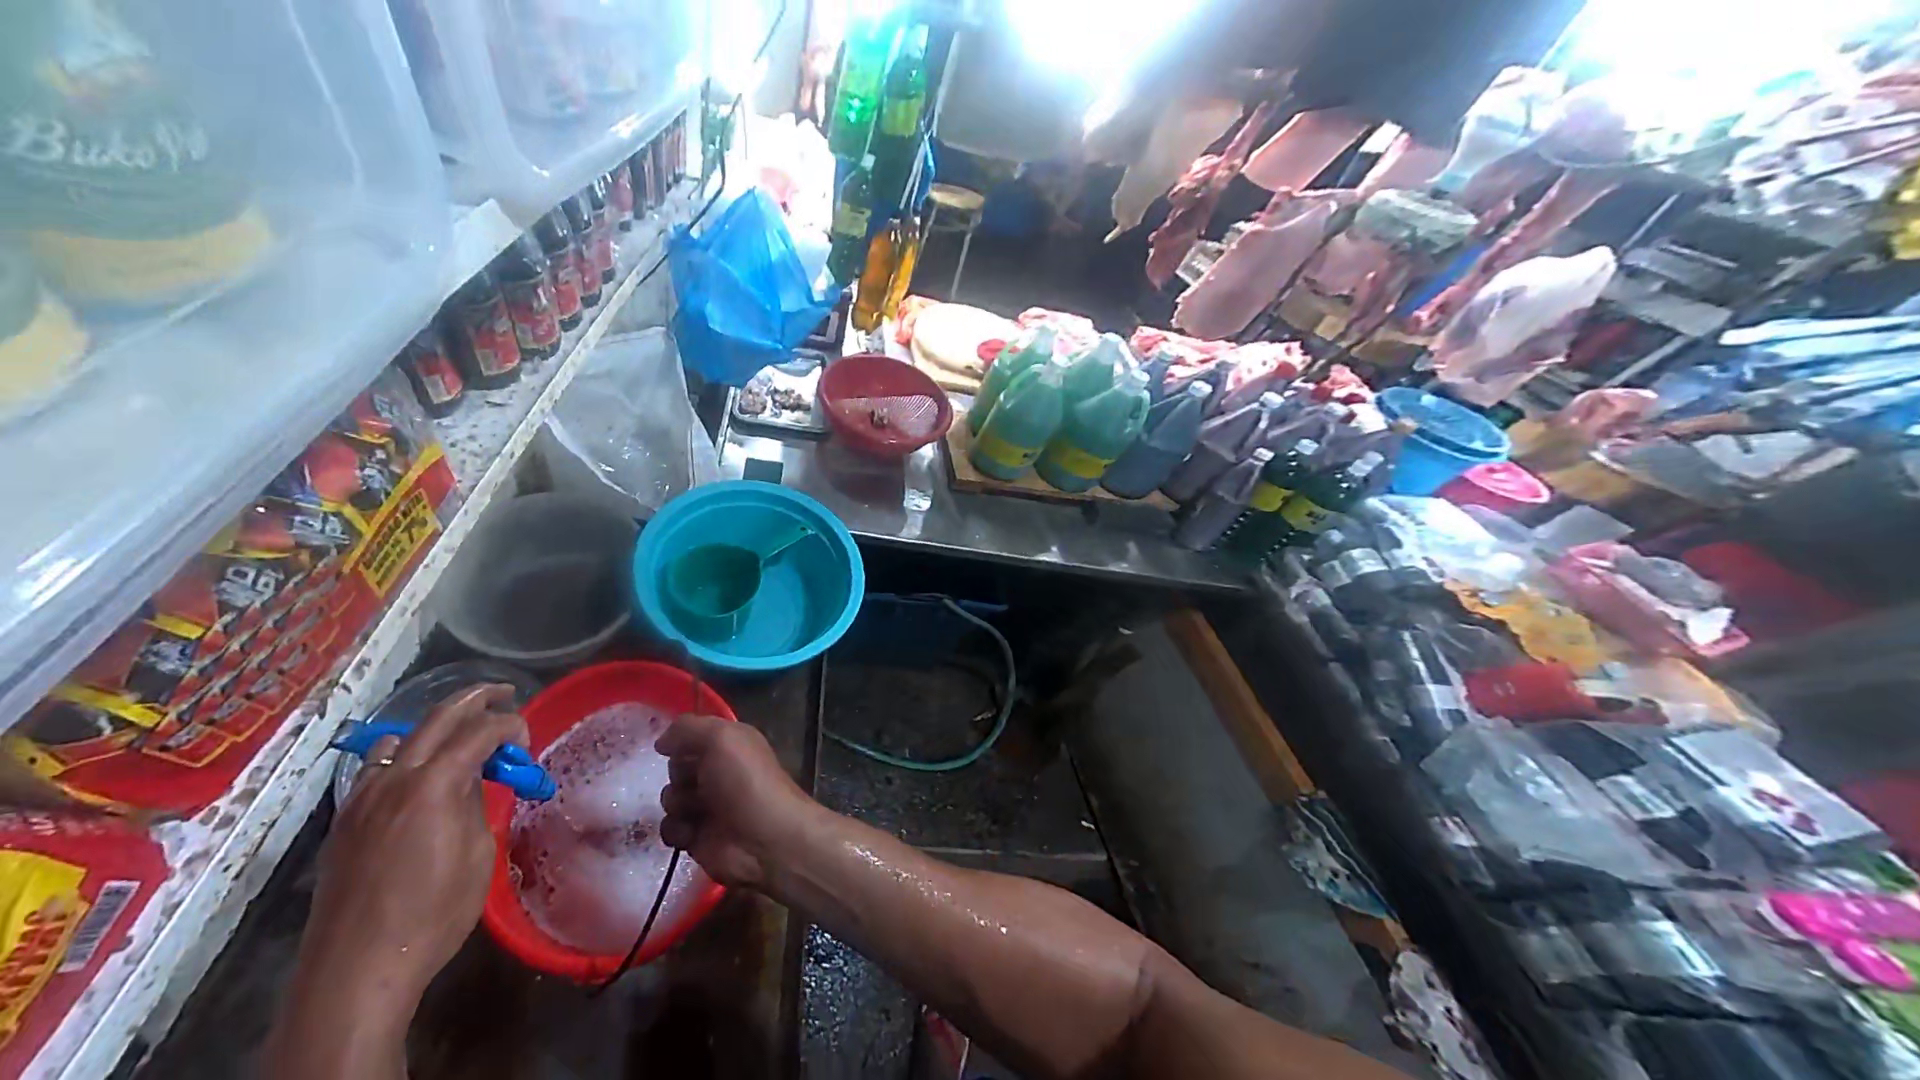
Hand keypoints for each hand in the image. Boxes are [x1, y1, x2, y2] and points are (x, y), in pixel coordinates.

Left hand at [305, 684, 528, 1003]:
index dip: (510, 724)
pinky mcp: (344, 822)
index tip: (526, 736)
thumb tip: (474, 781)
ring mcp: (361, 799)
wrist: (357, 967)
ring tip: (460, 742)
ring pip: (400, 739)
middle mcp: (393, 780)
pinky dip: (406, 759)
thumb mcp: (477, 852)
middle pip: (437, 719)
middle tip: (503, 694)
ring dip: (435, 730)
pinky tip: (420, 782)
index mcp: (434, 785)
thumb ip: (475, 803)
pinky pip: (377, 770)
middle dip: (475, 700)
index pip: (479, 731)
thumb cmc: (435, 911)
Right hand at [657, 714, 815, 891]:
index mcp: (729, 744)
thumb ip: (688, 729)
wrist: (765, 840)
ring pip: (670, 797)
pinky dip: (677, 829)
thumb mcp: (722, 739)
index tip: (670, 749)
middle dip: (679, 774)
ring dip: (678, 803)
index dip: (680, 741)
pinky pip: (670, 827)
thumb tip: (662, 741)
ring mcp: (708, 804)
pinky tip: (693, 833)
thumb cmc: (745, 782)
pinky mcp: (698, 835)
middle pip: (677, 767)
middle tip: (697, 782)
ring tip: (698, 810)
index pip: (691, 735)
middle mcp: (718, 771)